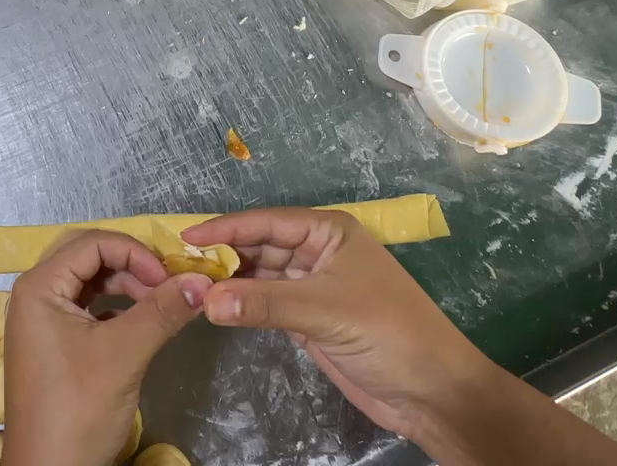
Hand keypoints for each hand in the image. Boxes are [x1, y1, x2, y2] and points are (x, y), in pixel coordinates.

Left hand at [1, 230, 211, 465]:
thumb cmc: (77, 410)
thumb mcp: (123, 356)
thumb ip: (162, 312)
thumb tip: (202, 281)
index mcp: (39, 285)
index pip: (91, 243)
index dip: (133, 252)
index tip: (168, 278)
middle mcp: (35, 292)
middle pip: (87, 255)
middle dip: (129, 263)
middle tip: (166, 283)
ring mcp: (41, 317)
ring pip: (88, 280)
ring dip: (124, 284)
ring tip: (160, 303)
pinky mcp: (53, 341)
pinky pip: (85, 306)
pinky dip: (114, 306)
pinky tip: (140, 320)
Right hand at [181, 208, 493, 441]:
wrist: (434, 394)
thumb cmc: (389, 333)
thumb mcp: (325, 311)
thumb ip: (263, 304)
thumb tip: (206, 300)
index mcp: (327, 232)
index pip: (266, 222)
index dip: (226, 228)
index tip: (186, 237)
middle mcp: (317, 251)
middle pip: (260, 245)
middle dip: (224, 253)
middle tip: (181, 264)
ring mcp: (312, 284)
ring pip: (260, 273)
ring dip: (230, 280)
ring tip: (191, 285)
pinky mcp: (308, 317)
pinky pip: (266, 301)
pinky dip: (242, 303)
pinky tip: (218, 305)